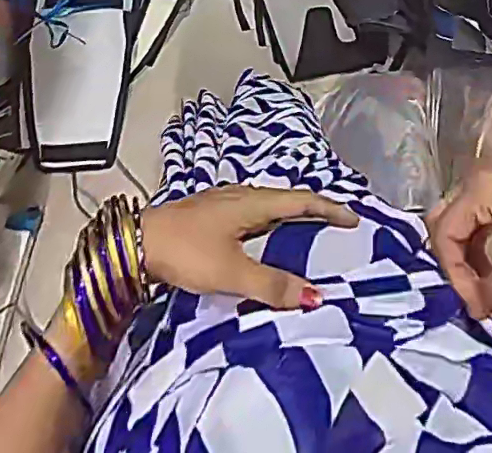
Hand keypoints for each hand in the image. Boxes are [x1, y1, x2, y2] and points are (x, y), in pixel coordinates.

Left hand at [142, 185, 359, 309]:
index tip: (353, 218)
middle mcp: (243, 195)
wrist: (138, 242)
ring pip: (269, 205)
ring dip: (291, 216)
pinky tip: (264, 239)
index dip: (330, 208)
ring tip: (308, 232)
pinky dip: (271, 223)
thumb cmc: (187, 251)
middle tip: (336, 226)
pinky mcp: (212, 212)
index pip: (302, 201)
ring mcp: (225, 201)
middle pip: (288, 199)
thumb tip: (314, 295)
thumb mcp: (231, 272)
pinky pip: (254, 213)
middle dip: (314, 210)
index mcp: (253, 202)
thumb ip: (271, 284)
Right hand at [426, 167, 491, 315]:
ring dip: (467, 261)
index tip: (474, 307)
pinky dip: (481, 254)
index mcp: (481, 188)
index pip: (445, 232)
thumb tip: (473, 308)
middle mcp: (483, 182)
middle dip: (454, 264)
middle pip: (447, 223)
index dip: (454, 273)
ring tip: (482, 296)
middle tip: (469, 298)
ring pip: (463, 227)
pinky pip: (481, 227)